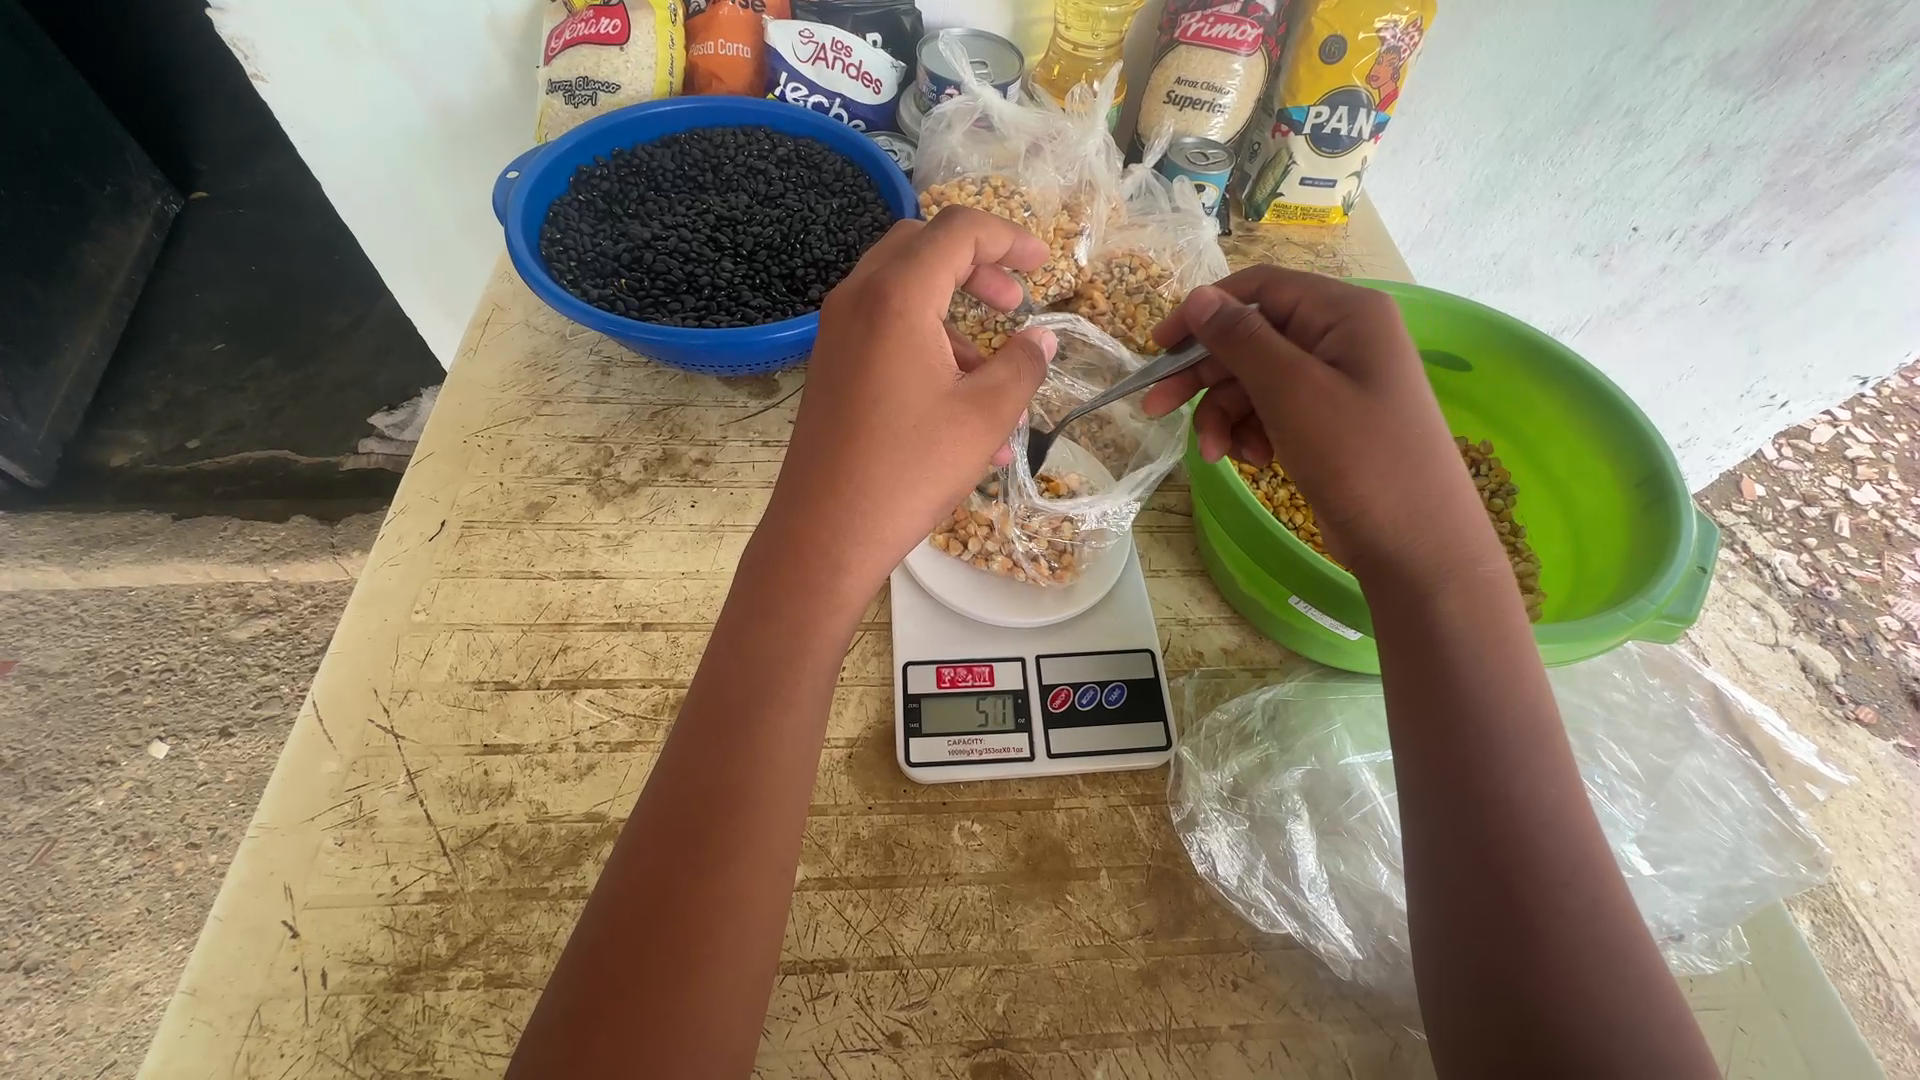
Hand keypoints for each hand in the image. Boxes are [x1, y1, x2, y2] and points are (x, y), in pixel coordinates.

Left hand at [761, 206, 1057, 592]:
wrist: (824, 532)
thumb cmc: (909, 470)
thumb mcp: (984, 417)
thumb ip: (1021, 366)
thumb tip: (1040, 340)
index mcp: (897, 297)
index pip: (958, 231)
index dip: (1009, 238)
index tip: (1044, 264)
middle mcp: (857, 300)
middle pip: (922, 248)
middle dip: (976, 266)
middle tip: (1014, 304)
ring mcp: (836, 334)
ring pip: (902, 293)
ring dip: (953, 317)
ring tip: (994, 377)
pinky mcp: (830, 367)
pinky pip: (883, 331)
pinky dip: (924, 344)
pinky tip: (956, 404)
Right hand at [1142, 267, 1502, 582]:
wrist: (1415, 542)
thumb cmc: (1358, 457)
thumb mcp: (1290, 391)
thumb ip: (1240, 339)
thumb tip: (1197, 297)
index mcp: (1343, 313)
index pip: (1259, 289)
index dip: (1203, 312)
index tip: (1158, 347)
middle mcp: (1340, 338)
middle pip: (1250, 340)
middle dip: (1204, 378)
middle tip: (1155, 408)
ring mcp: (1335, 382)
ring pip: (1254, 382)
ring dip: (1226, 416)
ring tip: (1216, 454)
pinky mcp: (1327, 421)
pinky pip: (1271, 412)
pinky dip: (1251, 434)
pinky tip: (1253, 461)